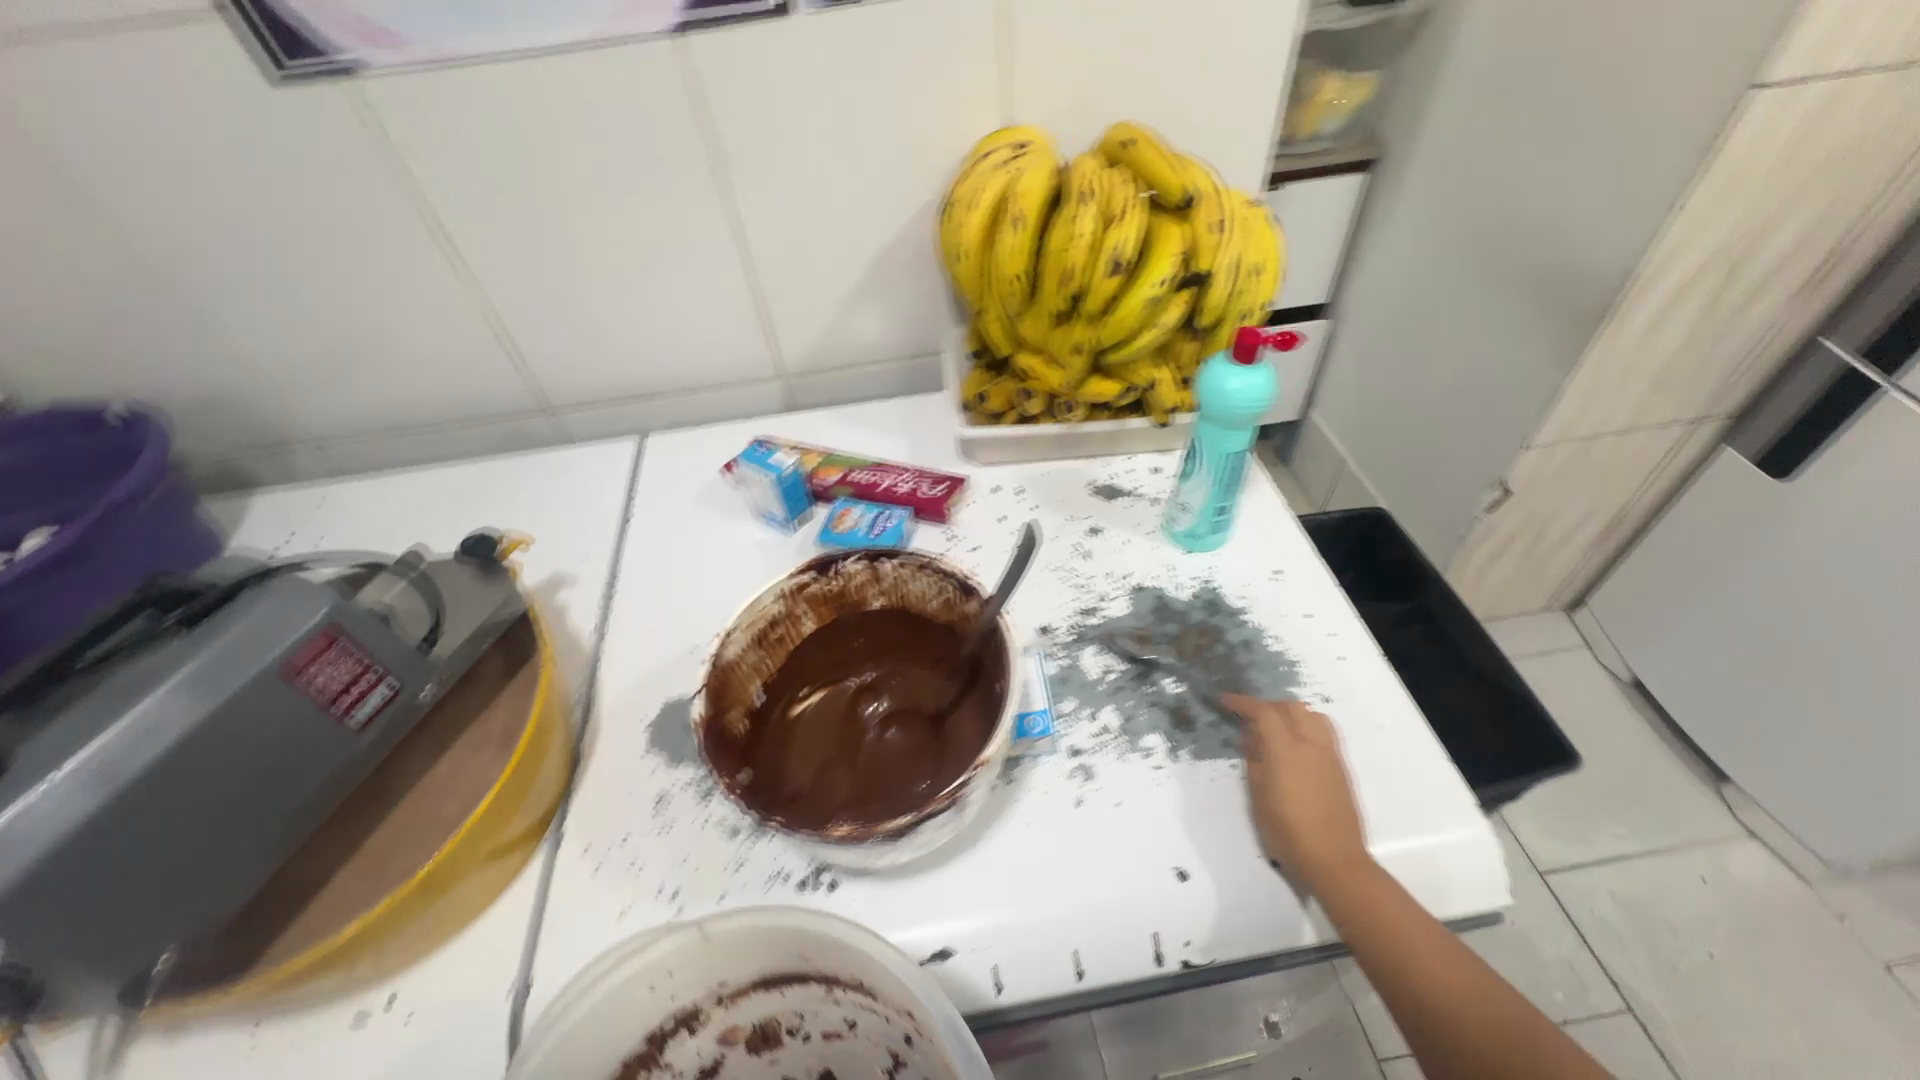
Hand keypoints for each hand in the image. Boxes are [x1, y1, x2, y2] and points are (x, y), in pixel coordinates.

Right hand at [1224, 694, 1370, 888]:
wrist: (1333, 858)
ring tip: (1274, 729)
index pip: (1263, 712)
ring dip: (1289, 712)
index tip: (1223, 700)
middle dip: (1266, 706)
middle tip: (1248, 718)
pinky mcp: (1340, 765)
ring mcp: (1330, 754)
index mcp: (1286, 751)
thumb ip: (1254, 760)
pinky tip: (1294, 745)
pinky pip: (1323, 730)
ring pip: (1311, 714)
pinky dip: (1305, 725)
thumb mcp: (1258, 796)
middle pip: (1289, 706)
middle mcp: (1311, 744)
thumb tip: (1250, 738)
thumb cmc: (1287, 832)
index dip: (1242, 702)